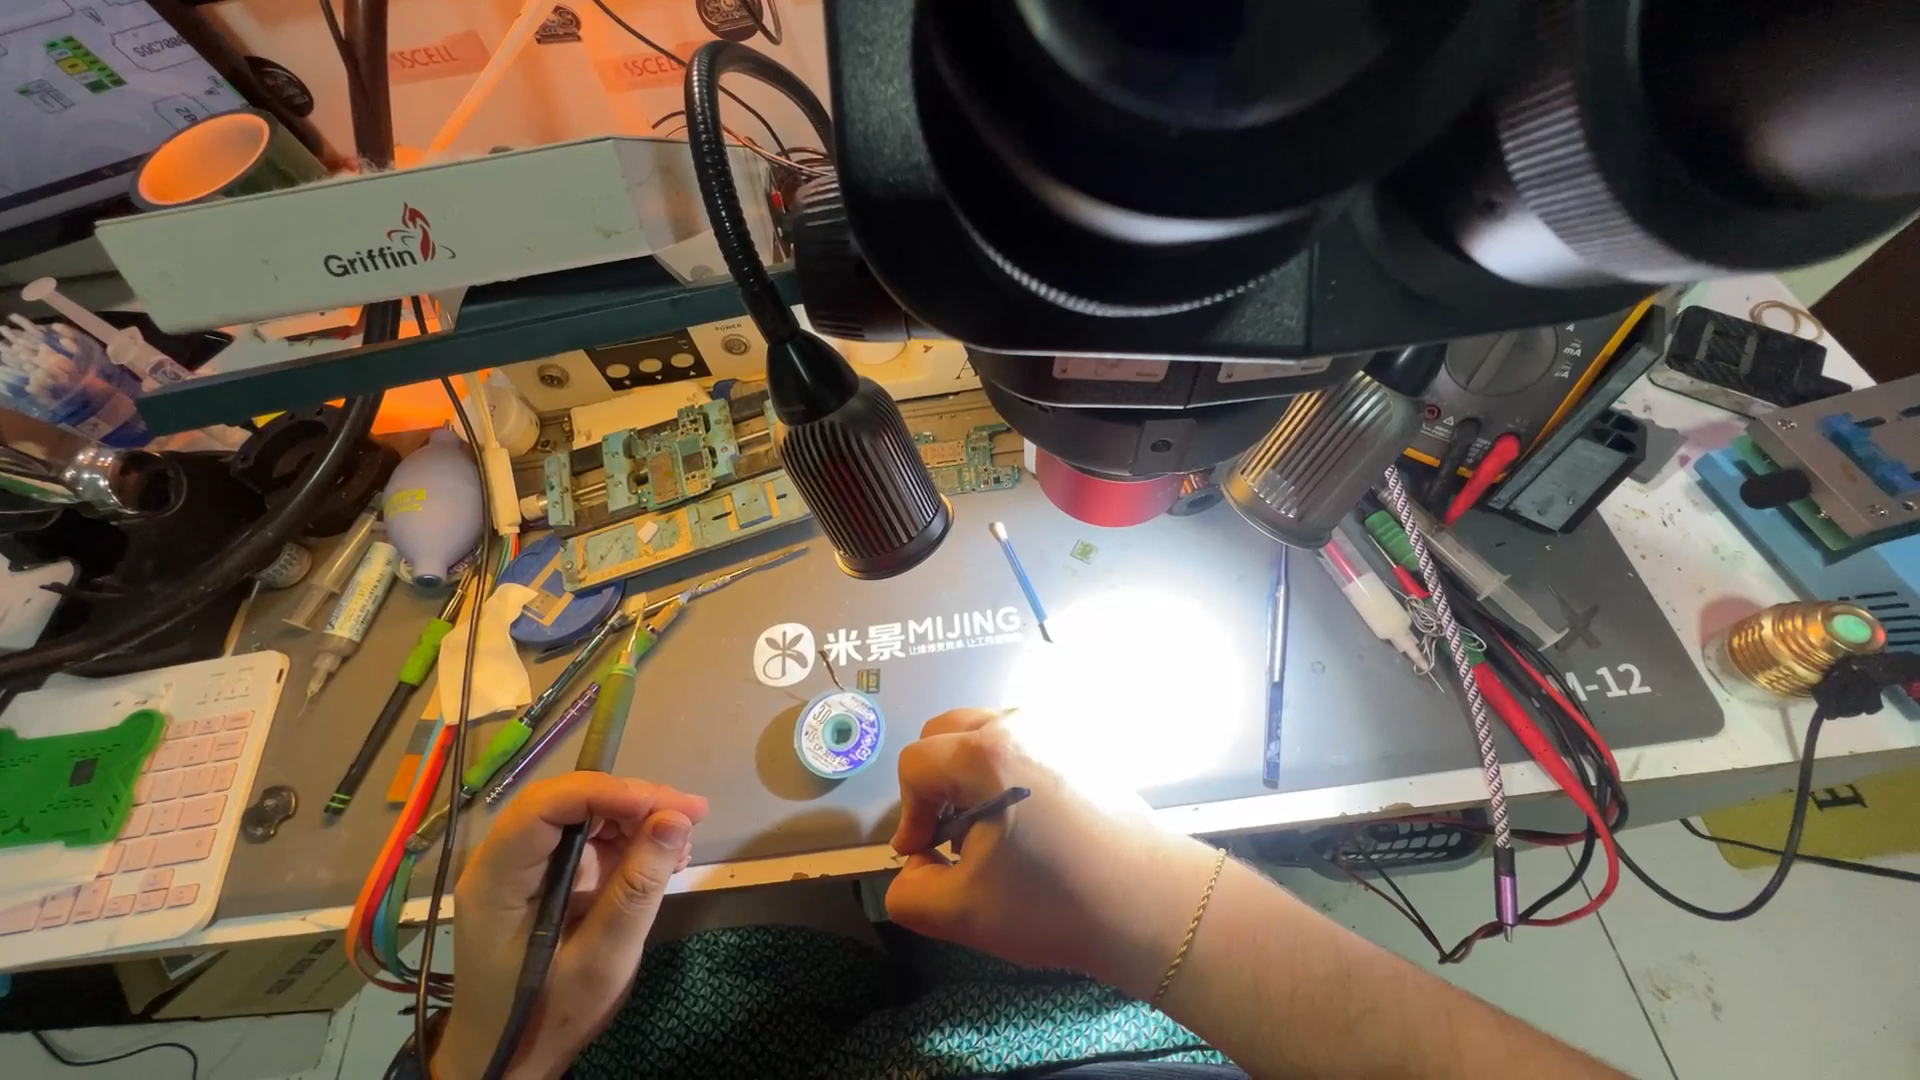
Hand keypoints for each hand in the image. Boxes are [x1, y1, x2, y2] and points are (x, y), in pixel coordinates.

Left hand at [434, 773, 707, 1079]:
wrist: (512, 1059)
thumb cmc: (549, 1014)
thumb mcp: (602, 958)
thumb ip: (637, 887)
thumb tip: (675, 819)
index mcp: (498, 880)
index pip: (545, 807)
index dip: (605, 793)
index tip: (663, 807)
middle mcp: (507, 859)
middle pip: (571, 801)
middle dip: (635, 800)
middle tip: (692, 813)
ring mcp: (531, 864)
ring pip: (588, 811)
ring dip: (641, 816)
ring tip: (687, 837)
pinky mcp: (553, 873)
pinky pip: (595, 836)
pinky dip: (635, 837)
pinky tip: (668, 856)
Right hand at [885, 709, 1218, 998]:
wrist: (1154, 902)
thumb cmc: (1055, 901)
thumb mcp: (963, 913)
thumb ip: (910, 892)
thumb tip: (915, 864)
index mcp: (985, 751)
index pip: (915, 763)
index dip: (909, 812)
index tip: (926, 854)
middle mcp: (1017, 722)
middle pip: (944, 731)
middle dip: (934, 781)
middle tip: (948, 832)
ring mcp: (1055, 725)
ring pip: (984, 729)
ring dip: (967, 769)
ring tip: (985, 823)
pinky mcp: (1082, 739)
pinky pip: (1022, 737)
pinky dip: (1005, 766)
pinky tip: (1027, 816)